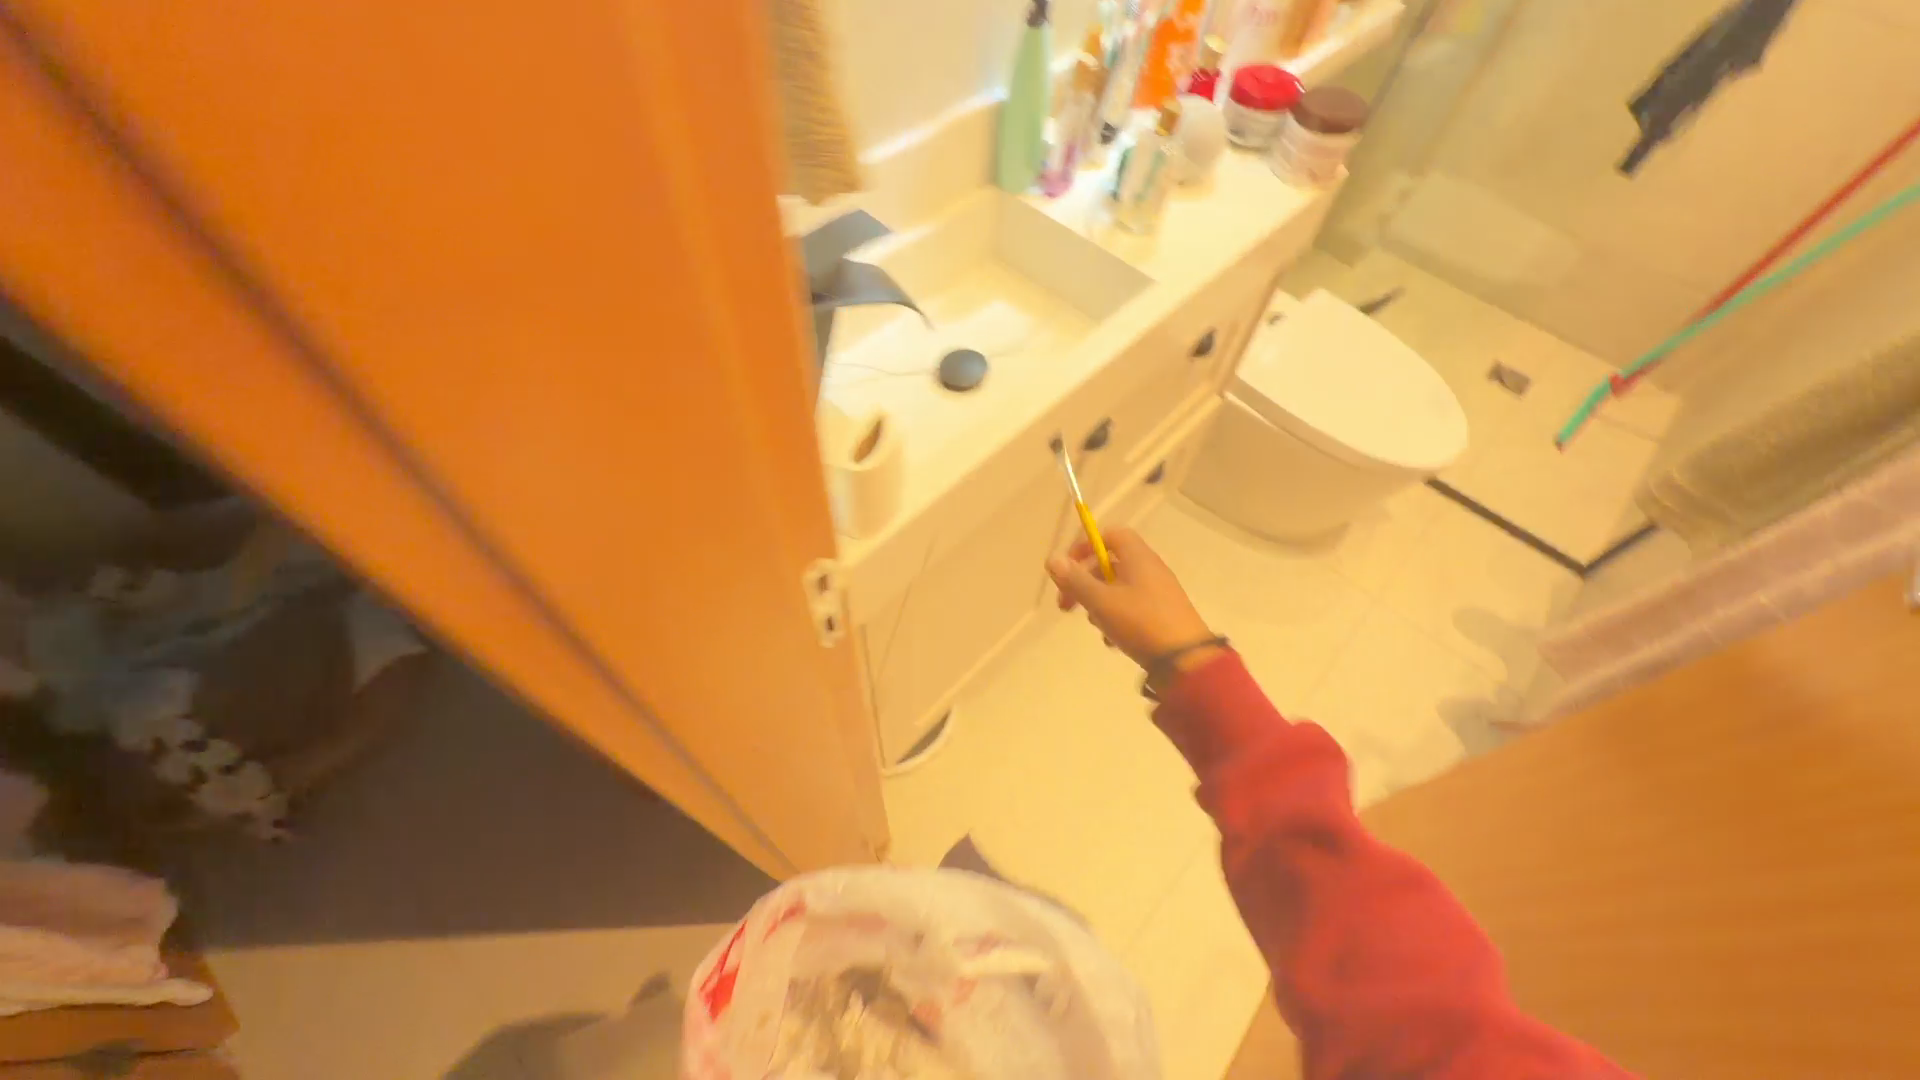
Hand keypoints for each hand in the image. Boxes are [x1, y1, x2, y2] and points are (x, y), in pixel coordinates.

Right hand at [1046, 527, 1223, 679]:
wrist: (1186, 659)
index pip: (1110, 535)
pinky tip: (1112, 640)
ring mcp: (1157, 592)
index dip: (1086, 546)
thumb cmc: (1141, 623)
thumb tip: (1052, 560)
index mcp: (1138, 557)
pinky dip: (1116, 619)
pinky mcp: (1161, 614)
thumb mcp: (1102, 602)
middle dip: (1083, 583)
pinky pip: (1130, 608)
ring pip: (1117, 589)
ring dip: (1098, 604)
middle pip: (1109, 565)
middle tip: (1065, 605)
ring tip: (1095, 625)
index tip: (1067, 568)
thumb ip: (1075, 580)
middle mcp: (1149, 569)